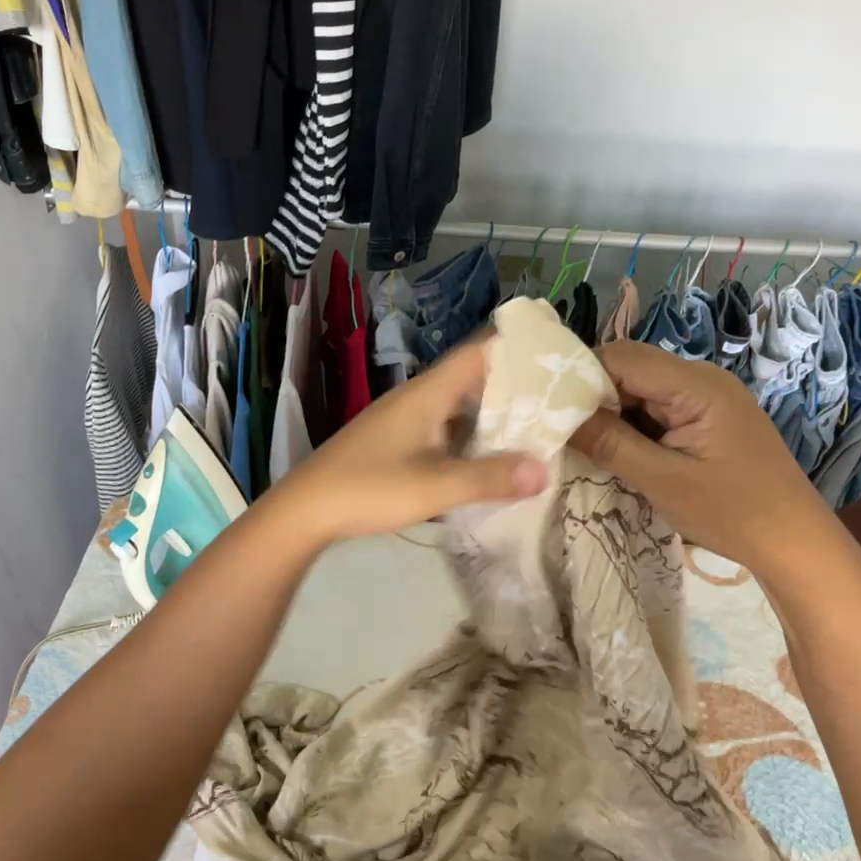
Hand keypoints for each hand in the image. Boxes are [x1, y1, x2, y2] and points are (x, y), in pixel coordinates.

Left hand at [265, 339, 547, 544]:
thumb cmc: (371, 487)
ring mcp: (401, 421)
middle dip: (511, 391)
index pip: (478, 353)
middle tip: (555, 406)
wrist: (305, 509)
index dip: (515, 351)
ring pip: (455, 409)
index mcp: (427, 393)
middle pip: (470, 381)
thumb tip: (544, 470)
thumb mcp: (437, 486)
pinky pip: (440, 430)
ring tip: (530, 434)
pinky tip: (483, 463)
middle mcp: (416, 399)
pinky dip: (466, 439)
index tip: (554, 361)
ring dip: (488, 419)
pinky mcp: (392, 443)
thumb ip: (490, 477)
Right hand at [569, 341, 849, 570]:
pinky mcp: (707, 417)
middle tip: (562, 428)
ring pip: (640, 387)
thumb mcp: (662, 481)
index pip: (621, 357)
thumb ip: (609, 443)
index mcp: (696, 385)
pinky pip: (657, 406)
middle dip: (593, 393)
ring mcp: (707, 397)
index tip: (550, 408)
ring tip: (585, 440)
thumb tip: (556, 415)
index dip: (581, 377)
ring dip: (612, 410)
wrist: (796, 544)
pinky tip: (617, 448)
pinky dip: (633, 423)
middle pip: (630, 366)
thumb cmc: (733, 513)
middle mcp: (702, 378)